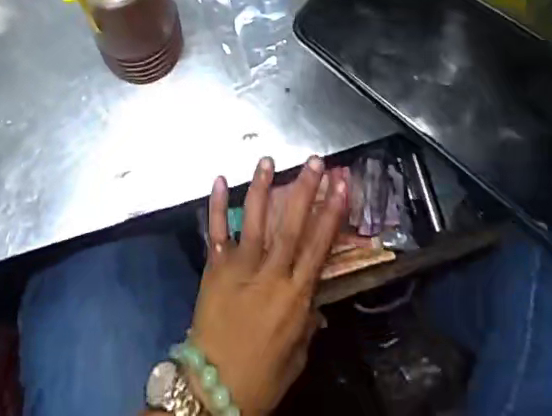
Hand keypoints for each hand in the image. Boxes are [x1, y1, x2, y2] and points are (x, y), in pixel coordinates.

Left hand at [190, 156, 347, 415]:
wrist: (210, 393)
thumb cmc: (259, 381)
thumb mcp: (296, 359)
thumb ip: (306, 327)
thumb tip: (314, 306)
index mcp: (295, 297)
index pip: (318, 246)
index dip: (331, 213)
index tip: (341, 185)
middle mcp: (271, 276)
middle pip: (291, 225)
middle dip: (305, 190)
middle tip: (315, 162)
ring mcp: (240, 269)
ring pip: (254, 220)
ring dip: (262, 187)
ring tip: (268, 160)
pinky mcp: (214, 270)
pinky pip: (215, 233)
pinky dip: (215, 206)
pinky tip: (218, 180)